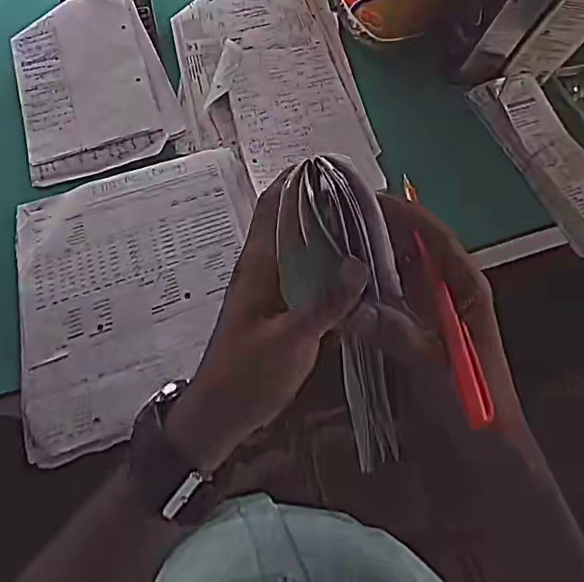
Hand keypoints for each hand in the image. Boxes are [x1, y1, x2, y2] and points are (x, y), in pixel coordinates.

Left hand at [166, 170, 367, 471]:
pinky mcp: (278, 307)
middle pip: (290, 221)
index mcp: (258, 263)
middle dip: (320, 205)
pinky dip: (325, 264)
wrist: (218, 417)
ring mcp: (270, 286)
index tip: (328, 165)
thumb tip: (359, 263)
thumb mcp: (290, 341)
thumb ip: (325, 303)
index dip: (295, 180)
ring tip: (365, 226)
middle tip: (363, 198)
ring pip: (299, 247)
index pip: (273, 205)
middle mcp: (263, 266)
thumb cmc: (246, 376)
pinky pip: (304, 274)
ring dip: (325, 234)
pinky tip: (352, 270)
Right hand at [350, 194, 527, 435]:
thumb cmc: (474, 408)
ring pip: (396, 274)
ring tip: (332, 242)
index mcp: (465, 288)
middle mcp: (446, 293)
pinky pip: (385, 303)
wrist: (484, 464)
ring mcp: (428, 315)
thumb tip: (353, 306)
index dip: (405, 214)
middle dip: (380, 230)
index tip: (370, 196)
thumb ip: (398, 333)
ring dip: (370, 258)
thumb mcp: (437, 366)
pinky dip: (365, 291)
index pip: (433, 237)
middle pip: (412, 249)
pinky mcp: (412, 337)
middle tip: (339, 214)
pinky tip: (338, 288)